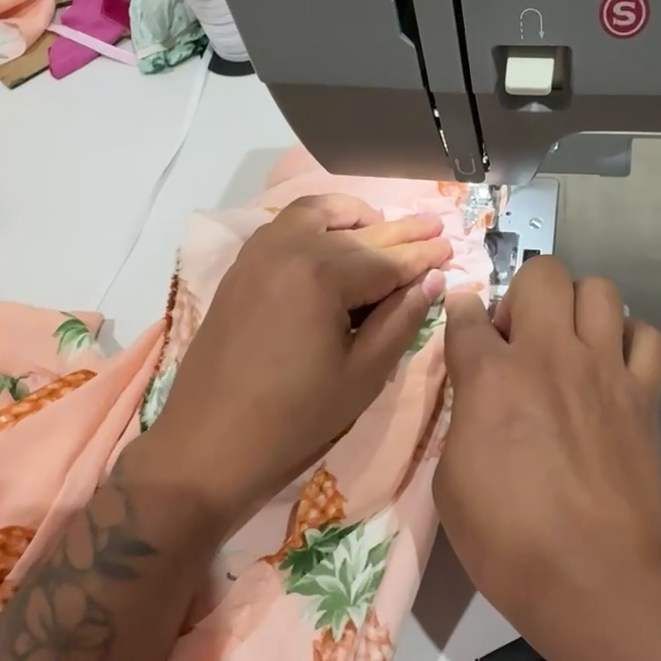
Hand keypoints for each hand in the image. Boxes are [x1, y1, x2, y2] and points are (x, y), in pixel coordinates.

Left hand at [159, 194, 452, 526]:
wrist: (208, 446)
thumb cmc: (296, 418)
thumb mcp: (363, 375)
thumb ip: (401, 320)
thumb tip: (433, 280)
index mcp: (322, 275)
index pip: (388, 259)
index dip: (423, 256)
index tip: (452, 246)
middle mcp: (289, 249)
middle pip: (357, 233)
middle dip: (400, 232)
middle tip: (435, 225)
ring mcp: (258, 255)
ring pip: (314, 215)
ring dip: (353, 217)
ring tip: (382, 225)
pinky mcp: (240, 270)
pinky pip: (283, 227)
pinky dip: (314, 223)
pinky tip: (332, 238)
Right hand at [435, 256, 660, 641]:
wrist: (595, 575)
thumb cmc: (508, 540)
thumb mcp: (451, 482)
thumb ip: (463, 419)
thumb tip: (476, 389)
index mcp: (492, 377)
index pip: (466, 317)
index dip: (459, 312)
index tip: (463, 320)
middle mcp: (550, 355)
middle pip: (543, 273)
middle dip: (524, 293)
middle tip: (520, 337)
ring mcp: (604, 369)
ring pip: (600, 289)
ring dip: (578, 306)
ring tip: (569, 343)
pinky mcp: (644, 393)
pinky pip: (647, 335)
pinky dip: (630, 339)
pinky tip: (614, 366)